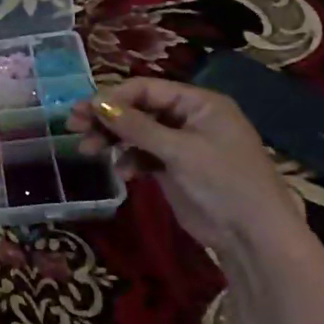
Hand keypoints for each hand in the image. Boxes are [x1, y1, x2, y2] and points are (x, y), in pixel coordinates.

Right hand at [68, 77, 301, 252]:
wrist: (251, 233)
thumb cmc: (223, 182)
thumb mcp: (179, 151)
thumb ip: (136, 126)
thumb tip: (96, 103)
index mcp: (199, 104)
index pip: (146, 89)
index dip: (113, 97)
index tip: (83, 111)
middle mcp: (189, 118)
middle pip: (138, 109)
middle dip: (106, 118)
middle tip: (73, 126)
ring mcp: (181, 144)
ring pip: (136, 132)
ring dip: (111, 139)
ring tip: (87, 151)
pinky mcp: (173, 168)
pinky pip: (142, 155)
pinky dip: (128, 160)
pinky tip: (122, 173)